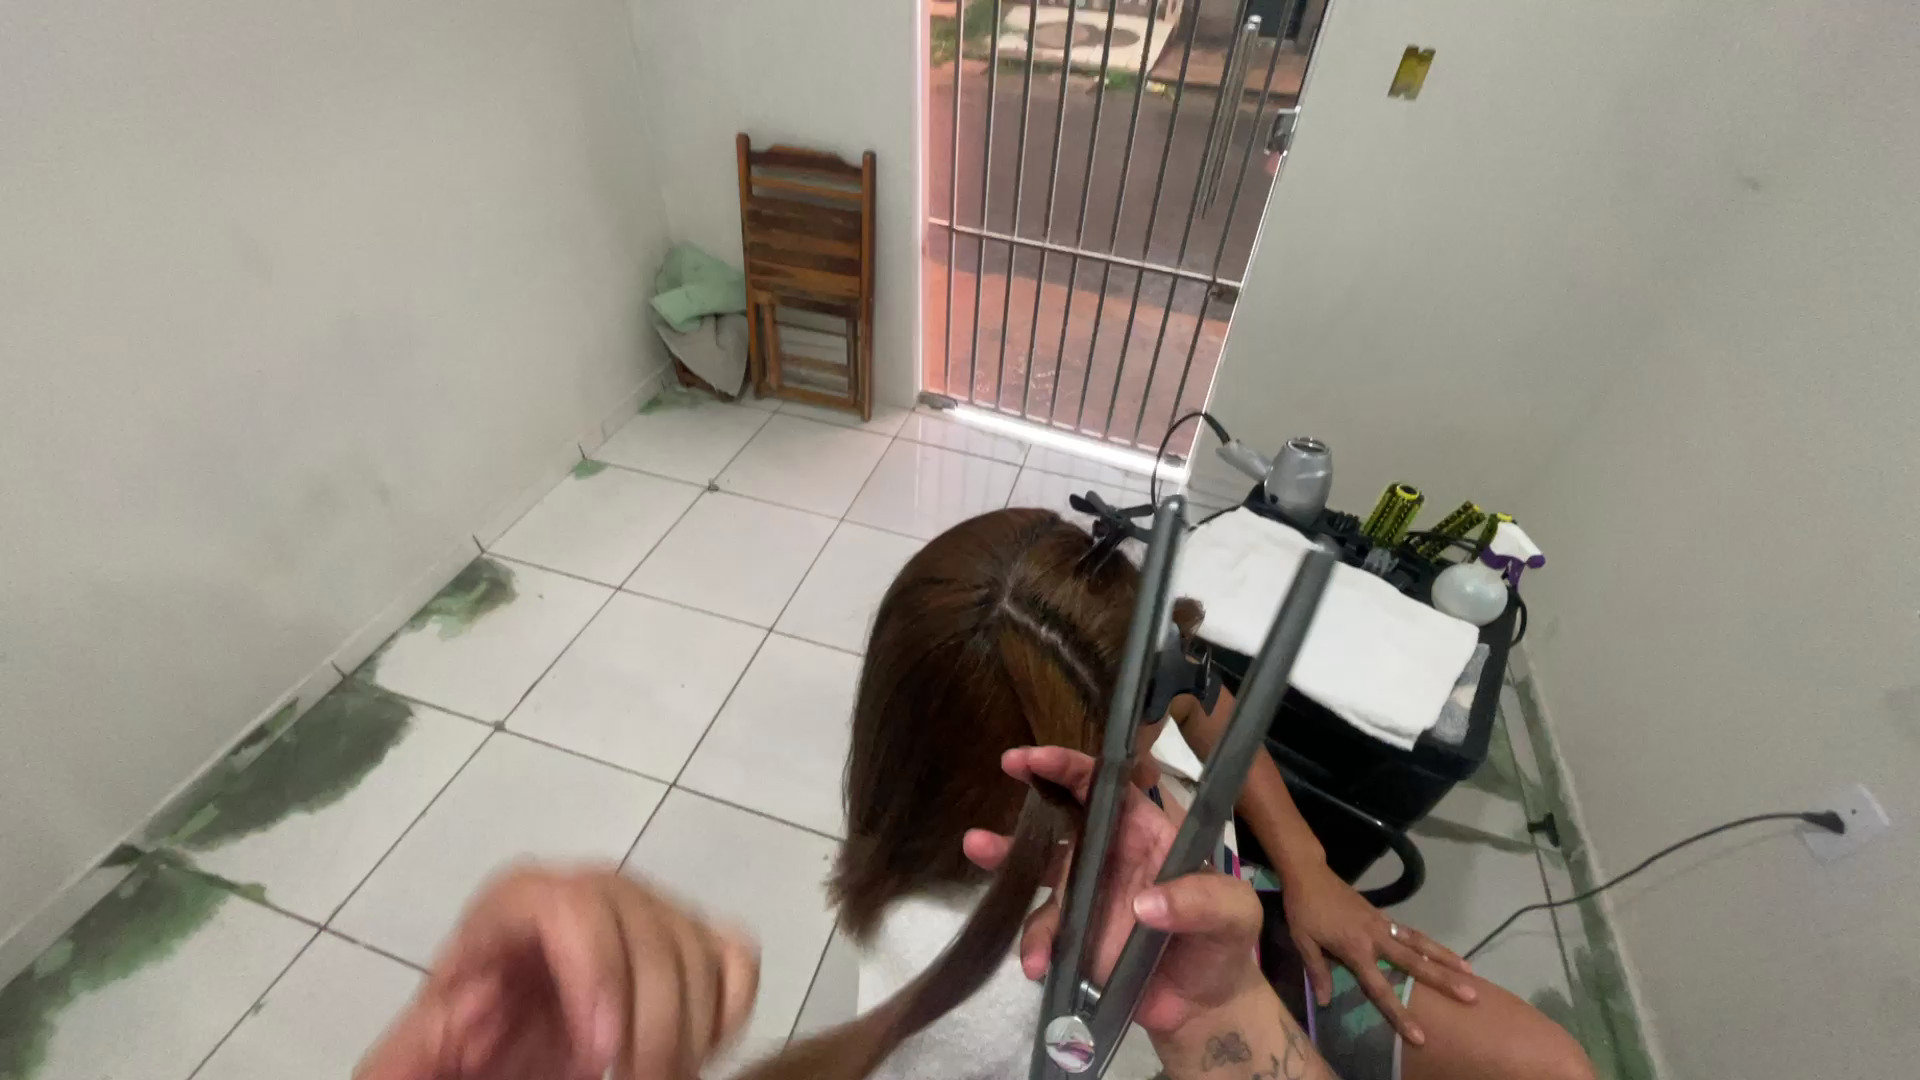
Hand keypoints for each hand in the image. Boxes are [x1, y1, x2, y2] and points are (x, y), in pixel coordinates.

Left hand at [355, 866, 758, 1079]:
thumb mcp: (413, 1063)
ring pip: (699, 945)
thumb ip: (412, 1057)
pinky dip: (728, 1009)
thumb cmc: (448, 1055)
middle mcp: (594, 889)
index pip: (570, 904)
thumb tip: (467, 1026)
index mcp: (518, 904)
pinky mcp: (693, 940)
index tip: (599, 1055)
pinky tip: (691, 1055)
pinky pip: (736, 957)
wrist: (492, 1055)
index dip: (596, 969)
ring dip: (688, 1032)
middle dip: (650, 1024)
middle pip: (647, 927)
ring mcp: (652, 910)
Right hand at [962, 746, 1266, 1035]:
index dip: (1070, 765)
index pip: (1105, 785)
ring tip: (977, 846)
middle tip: (1006, 766)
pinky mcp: (1071, 935)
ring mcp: (1084, 893)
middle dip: (1031, 786)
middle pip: (1062, 811)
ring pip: (1038, 866)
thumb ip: (1200, 901)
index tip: (1036, 756)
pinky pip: (1042, 929)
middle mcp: (1106, 853)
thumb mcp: (1232, 914)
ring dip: (1007, 856)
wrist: (1202, 1006)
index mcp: (1142, 830)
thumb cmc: (1220, 942)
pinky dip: (1035, 942)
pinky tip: (1038, 962)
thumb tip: (1145, 903)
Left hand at [1280, 861, 1474, 1045]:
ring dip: (1444, 956)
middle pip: (1414, 962)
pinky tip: (1439, 951)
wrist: (1308, 872)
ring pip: (1418, 942)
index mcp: (1355, 949)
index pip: (1379, 987)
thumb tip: (1325, 1003)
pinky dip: (1425, 941)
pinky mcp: (1379, 913)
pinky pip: (1407, 930)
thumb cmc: (1303, 908)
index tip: (1419, 1037)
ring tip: (1471, 972)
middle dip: (1442, 980)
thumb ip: (1316, 970)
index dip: (1398, 1013)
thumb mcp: (1303, 939)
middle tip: (1472, 996)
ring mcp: (1380, 922)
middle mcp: (1374, 937)